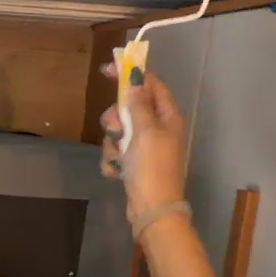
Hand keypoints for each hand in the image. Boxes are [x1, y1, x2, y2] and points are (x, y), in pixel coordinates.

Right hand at [100, 64, 187, 218]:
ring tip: (118, 158)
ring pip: (119, 132)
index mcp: (168, 117)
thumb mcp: (144, 131)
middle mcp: (158, 129)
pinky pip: (116, 153)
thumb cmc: (152, 166)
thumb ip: (138, 104)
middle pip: (129, 109)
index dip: (132, 74)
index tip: (108, 69)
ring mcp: (146, 148)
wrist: (152, 207)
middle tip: (116, 130)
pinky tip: (116, 172)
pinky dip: (113, 161)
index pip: (151, 85)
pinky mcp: (134, 164)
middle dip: (117, 120)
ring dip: (113, 144)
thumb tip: (135, 80)